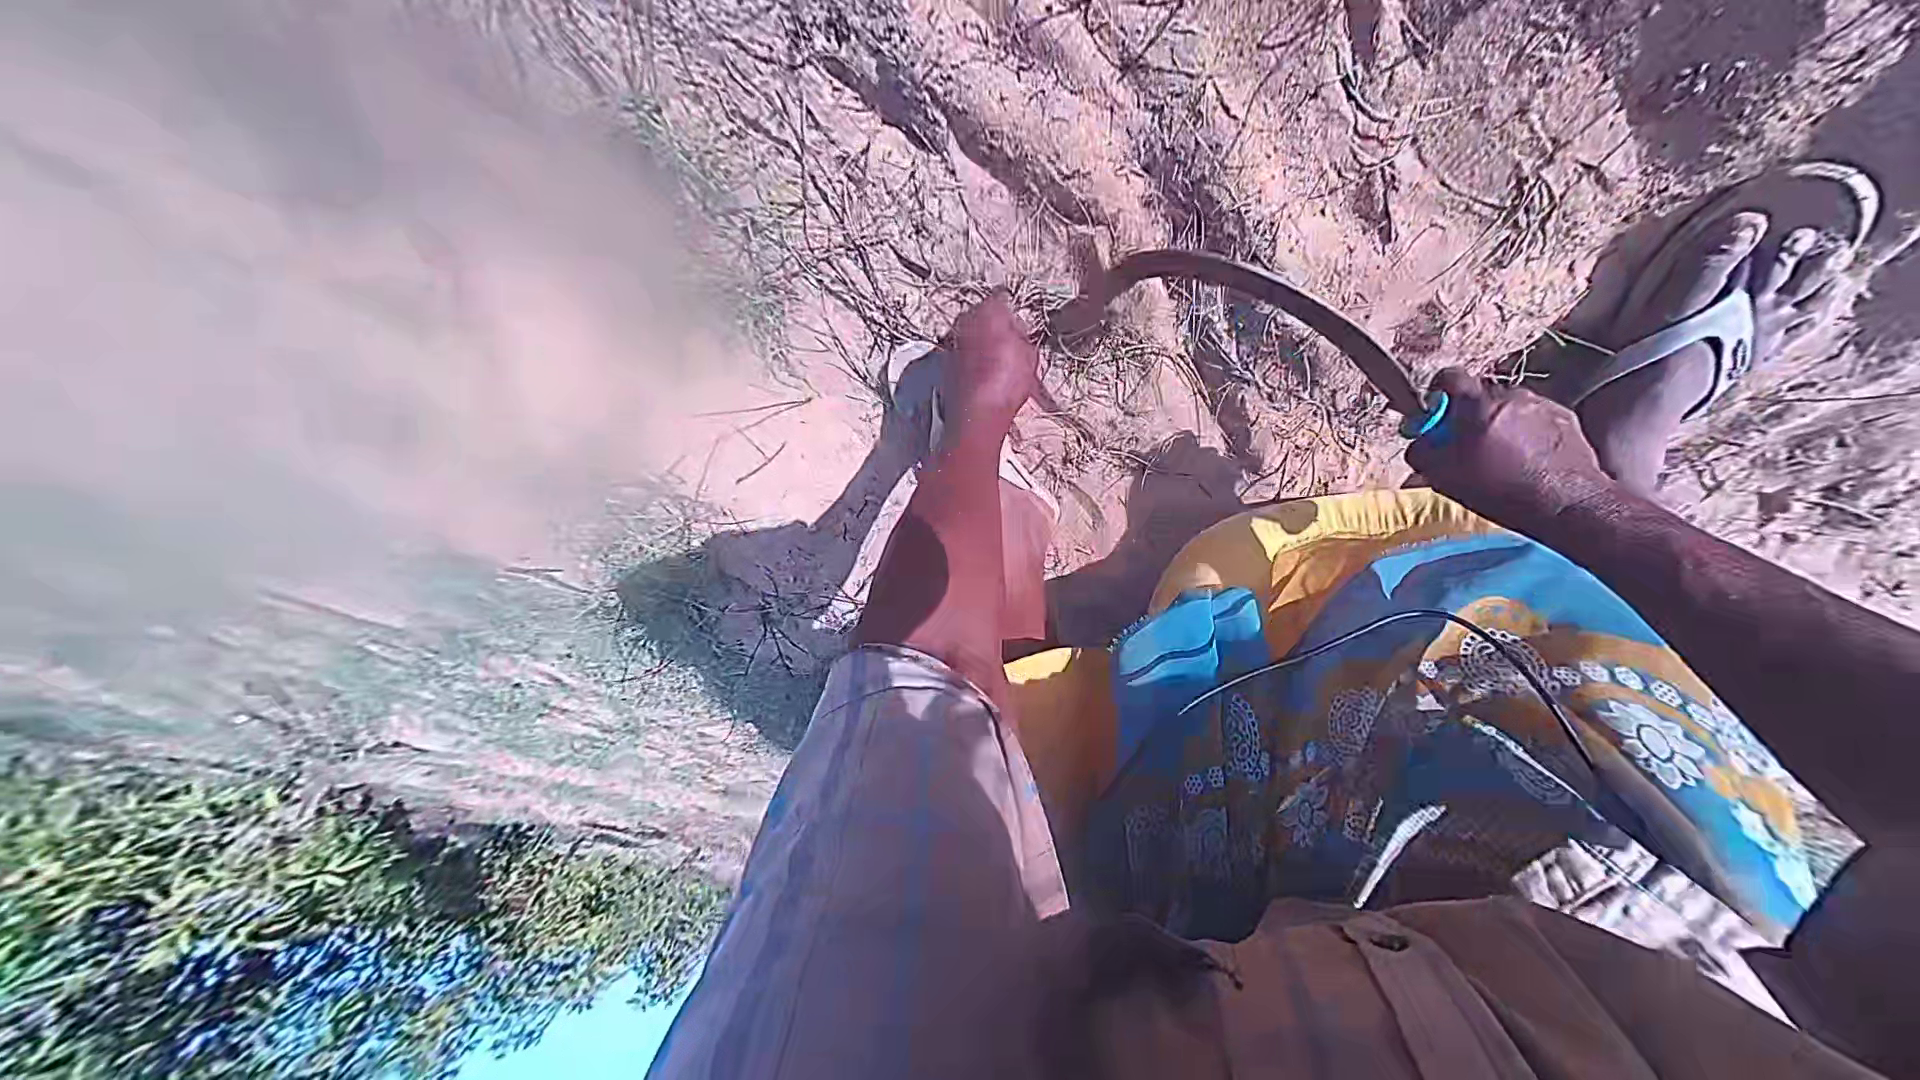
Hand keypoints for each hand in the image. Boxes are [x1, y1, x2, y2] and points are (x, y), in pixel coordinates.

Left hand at [944, 292, 1038, 440]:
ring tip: (998, 364)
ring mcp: (953, 342)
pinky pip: (962, 355)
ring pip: (970, 335)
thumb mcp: (1029, 355)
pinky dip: (971, 361)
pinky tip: (984, 376)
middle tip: (1010, 344)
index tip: (1017, 324)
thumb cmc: (1005, 384)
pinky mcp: (946, 363)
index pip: (1000, 299)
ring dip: (981, 344)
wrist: (978, 413)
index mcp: (988, 311)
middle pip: (981, 316)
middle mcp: (965, 322)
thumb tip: (1018, 334)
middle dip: (994, 328)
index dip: (1011, 313)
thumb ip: (1022, 336)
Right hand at [1407, 368, 1620, 530]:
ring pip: (1506, 407)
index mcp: (1477, 405)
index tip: (1435, 419)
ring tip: (1497, 456)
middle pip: (1479, 396)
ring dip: (1496, 424)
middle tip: (1463, 445)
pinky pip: (1532, 418)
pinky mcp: (1565, 418)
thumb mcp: (1442, 474)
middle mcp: (1511, 396)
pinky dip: (1523, 432)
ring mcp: (1542, 405)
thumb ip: (1422, 449)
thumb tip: (1420, 439)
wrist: (1564, 504)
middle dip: (1467, 416)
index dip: (1436, 396)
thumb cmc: (1498, 489)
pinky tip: (1522, 458)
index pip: (1449, 377)